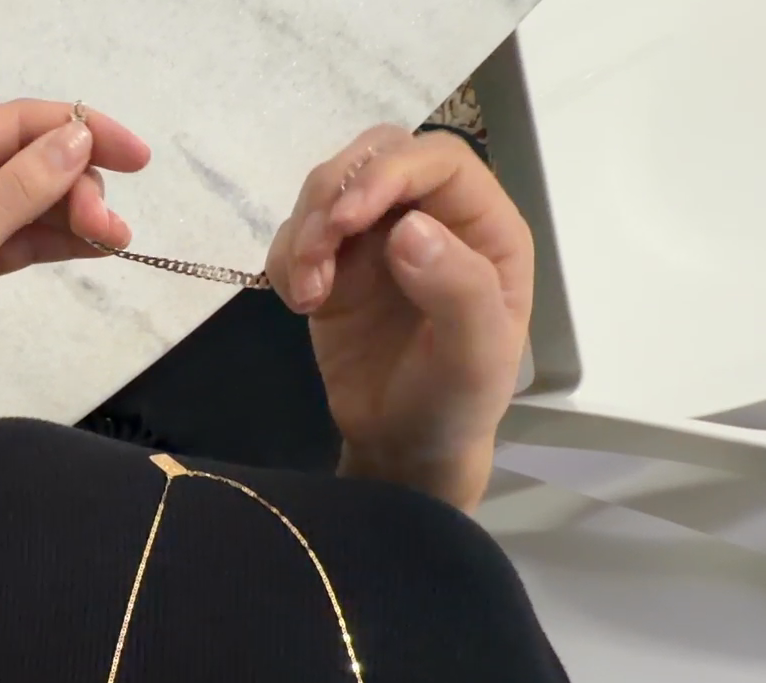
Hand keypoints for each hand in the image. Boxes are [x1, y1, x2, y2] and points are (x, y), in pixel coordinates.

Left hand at [0, 99, 150, 429]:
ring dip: (76, 216)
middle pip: (31, 162)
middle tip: (111, 230)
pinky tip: (94, 249)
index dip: (81, 131)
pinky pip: (25, 238)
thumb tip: (78, 137)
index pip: (17, 125)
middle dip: (78, 187)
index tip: (137, 160)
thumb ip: (17, 190)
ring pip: (33, 202)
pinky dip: (58, 242)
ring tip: (116, 243)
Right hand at [264, 126, 534, 509]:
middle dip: (332, 195)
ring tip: (307, 294)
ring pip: (325, 194)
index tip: (342, 221)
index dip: (385, 175)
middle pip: (374, 156)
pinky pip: (295, 239)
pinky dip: (284, 262)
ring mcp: (373, 246)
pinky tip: (300, 303)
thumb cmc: (454, 400)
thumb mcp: (475, 353)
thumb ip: (456, 287)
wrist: (402, 443)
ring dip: (302, 234)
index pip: (434, 161)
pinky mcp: (332, 274)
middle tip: (315, 252)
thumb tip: (405, 229)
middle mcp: (427, 221)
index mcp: (481, 227)